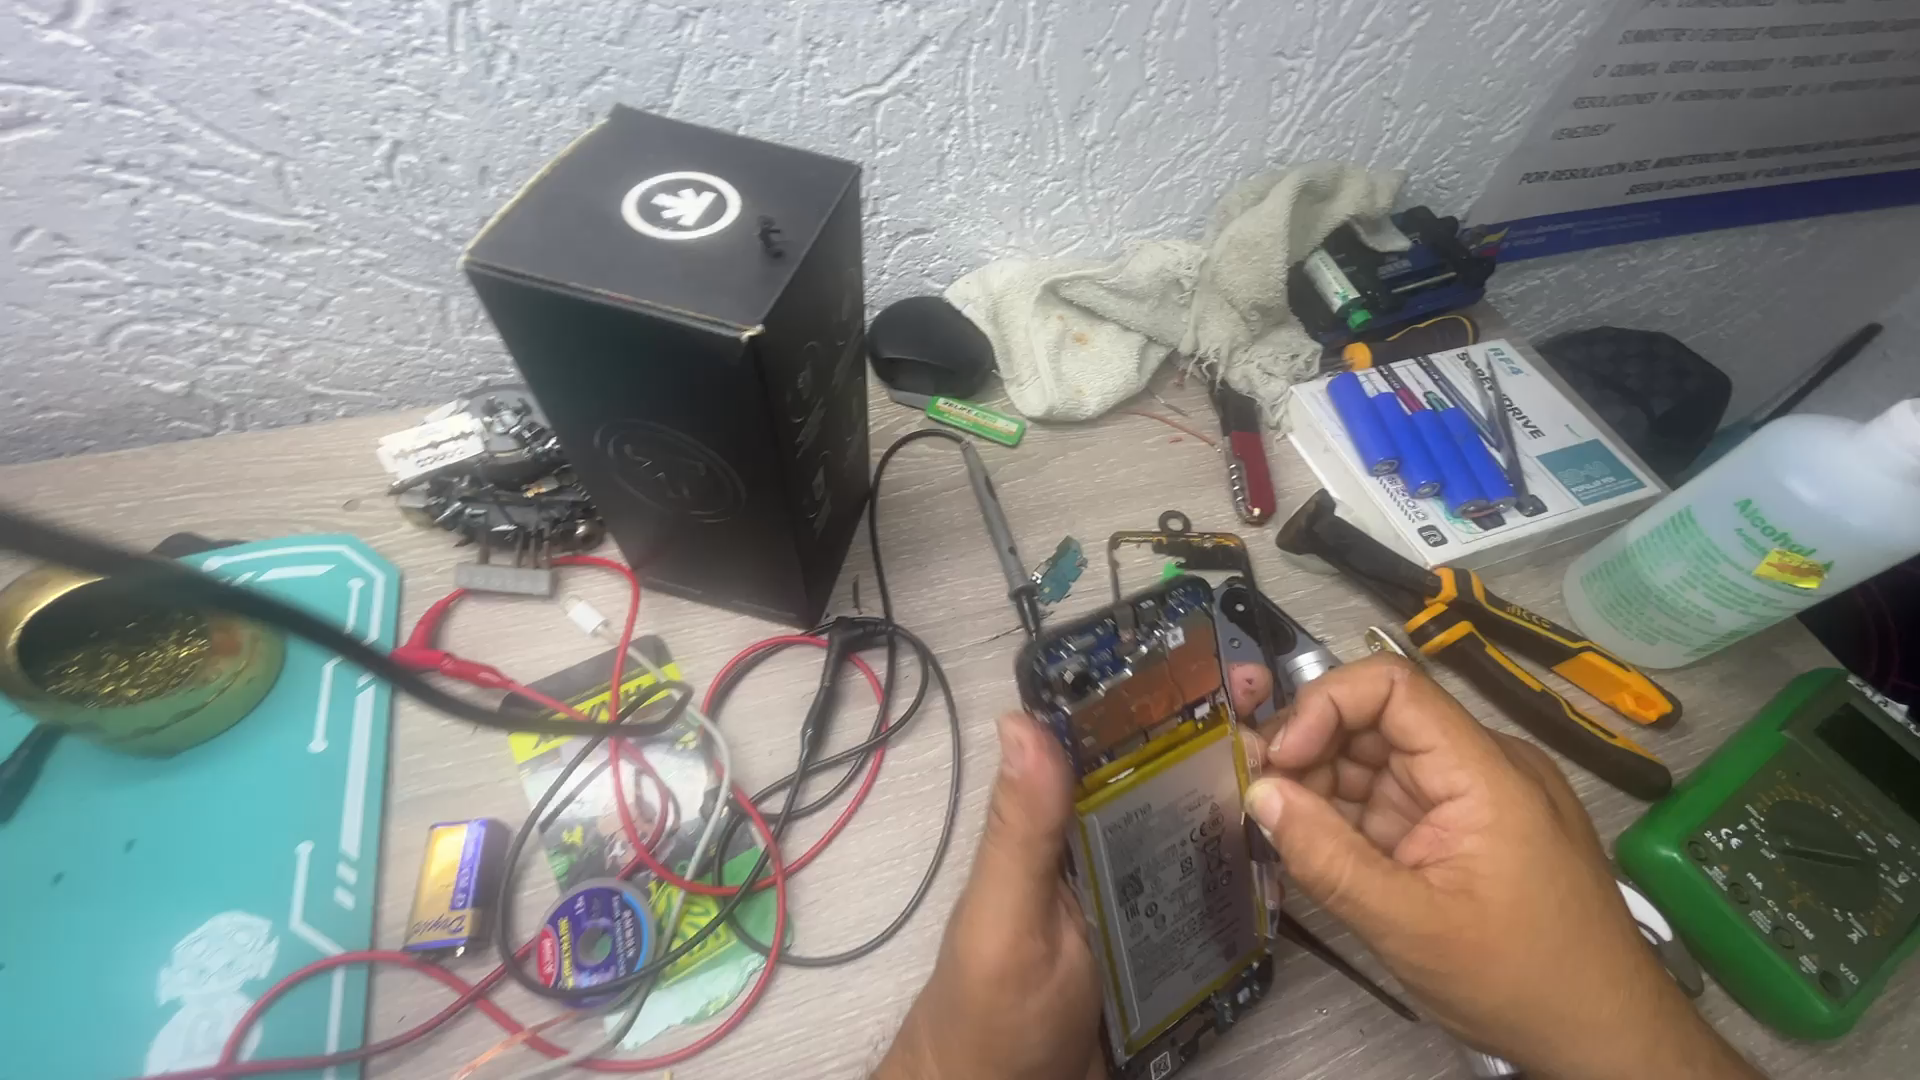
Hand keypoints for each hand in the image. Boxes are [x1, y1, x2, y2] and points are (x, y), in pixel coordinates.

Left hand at [874, 664, 1273, 1079]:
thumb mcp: (1005, 914)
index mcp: (1053, 815)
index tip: (1217, 665)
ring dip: (1238, 796)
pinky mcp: (1156, 928)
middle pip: (1158, 772)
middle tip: (1288, 721)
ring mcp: (1128, 881)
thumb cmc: (992, 1005)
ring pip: (1188, 822)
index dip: (1155, 697)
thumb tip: (1021, 718)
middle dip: (1216, 741)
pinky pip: (1204, 884)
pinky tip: (1286, 852)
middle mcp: (1091, 834)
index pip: (1105, 737)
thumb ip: (1020, 829)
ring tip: (1308, 773)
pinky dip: (1241, 866)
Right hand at [1245, 655, 1760, 1079]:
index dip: (1325, 705)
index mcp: (1484, 773)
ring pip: (1369, 757)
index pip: (1392, 687)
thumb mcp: (1411, 928)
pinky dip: (1340, 811)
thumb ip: (1327, 858)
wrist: (1612, 1048)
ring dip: (1317, 783)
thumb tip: (1256, 792)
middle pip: (1372, 720)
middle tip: (1262, 794)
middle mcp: (1476, 765)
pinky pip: (1382, 794)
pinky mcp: (1453, 821)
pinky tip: (1313, 840)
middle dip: (1308, 749)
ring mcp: (1465, 792)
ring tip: (1282, 824)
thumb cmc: (1526, 985)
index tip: (1281, 757)